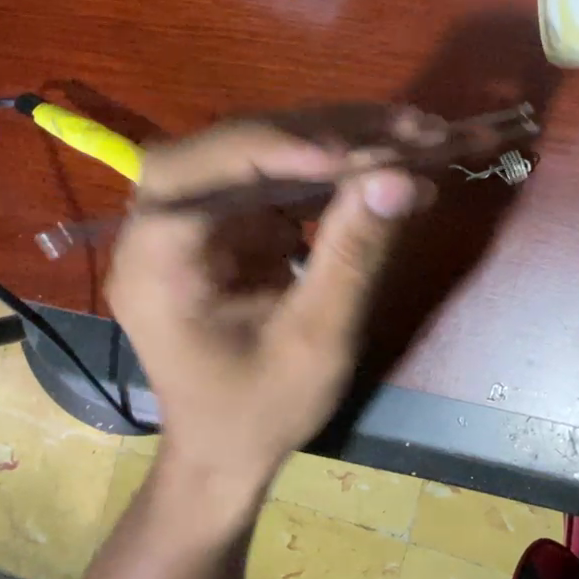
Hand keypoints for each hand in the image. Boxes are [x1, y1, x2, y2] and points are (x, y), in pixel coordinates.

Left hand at [106, 113, 431, 488]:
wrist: (231, 450)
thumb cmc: (260, 410)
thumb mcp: (316, 341)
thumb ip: (353, 255)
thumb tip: (402, 178)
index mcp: (159, 260)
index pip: (195, 174)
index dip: (271, 150)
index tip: (351, 157)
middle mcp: (172, 223)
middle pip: (239, 145)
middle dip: (329, 130)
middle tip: (413, 127)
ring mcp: (209, 217)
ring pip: (273, 146)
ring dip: (347, 135)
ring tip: (419, 132)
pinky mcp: (242, 220)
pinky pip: (293, 171)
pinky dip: (347, 162)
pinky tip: (395, 159)